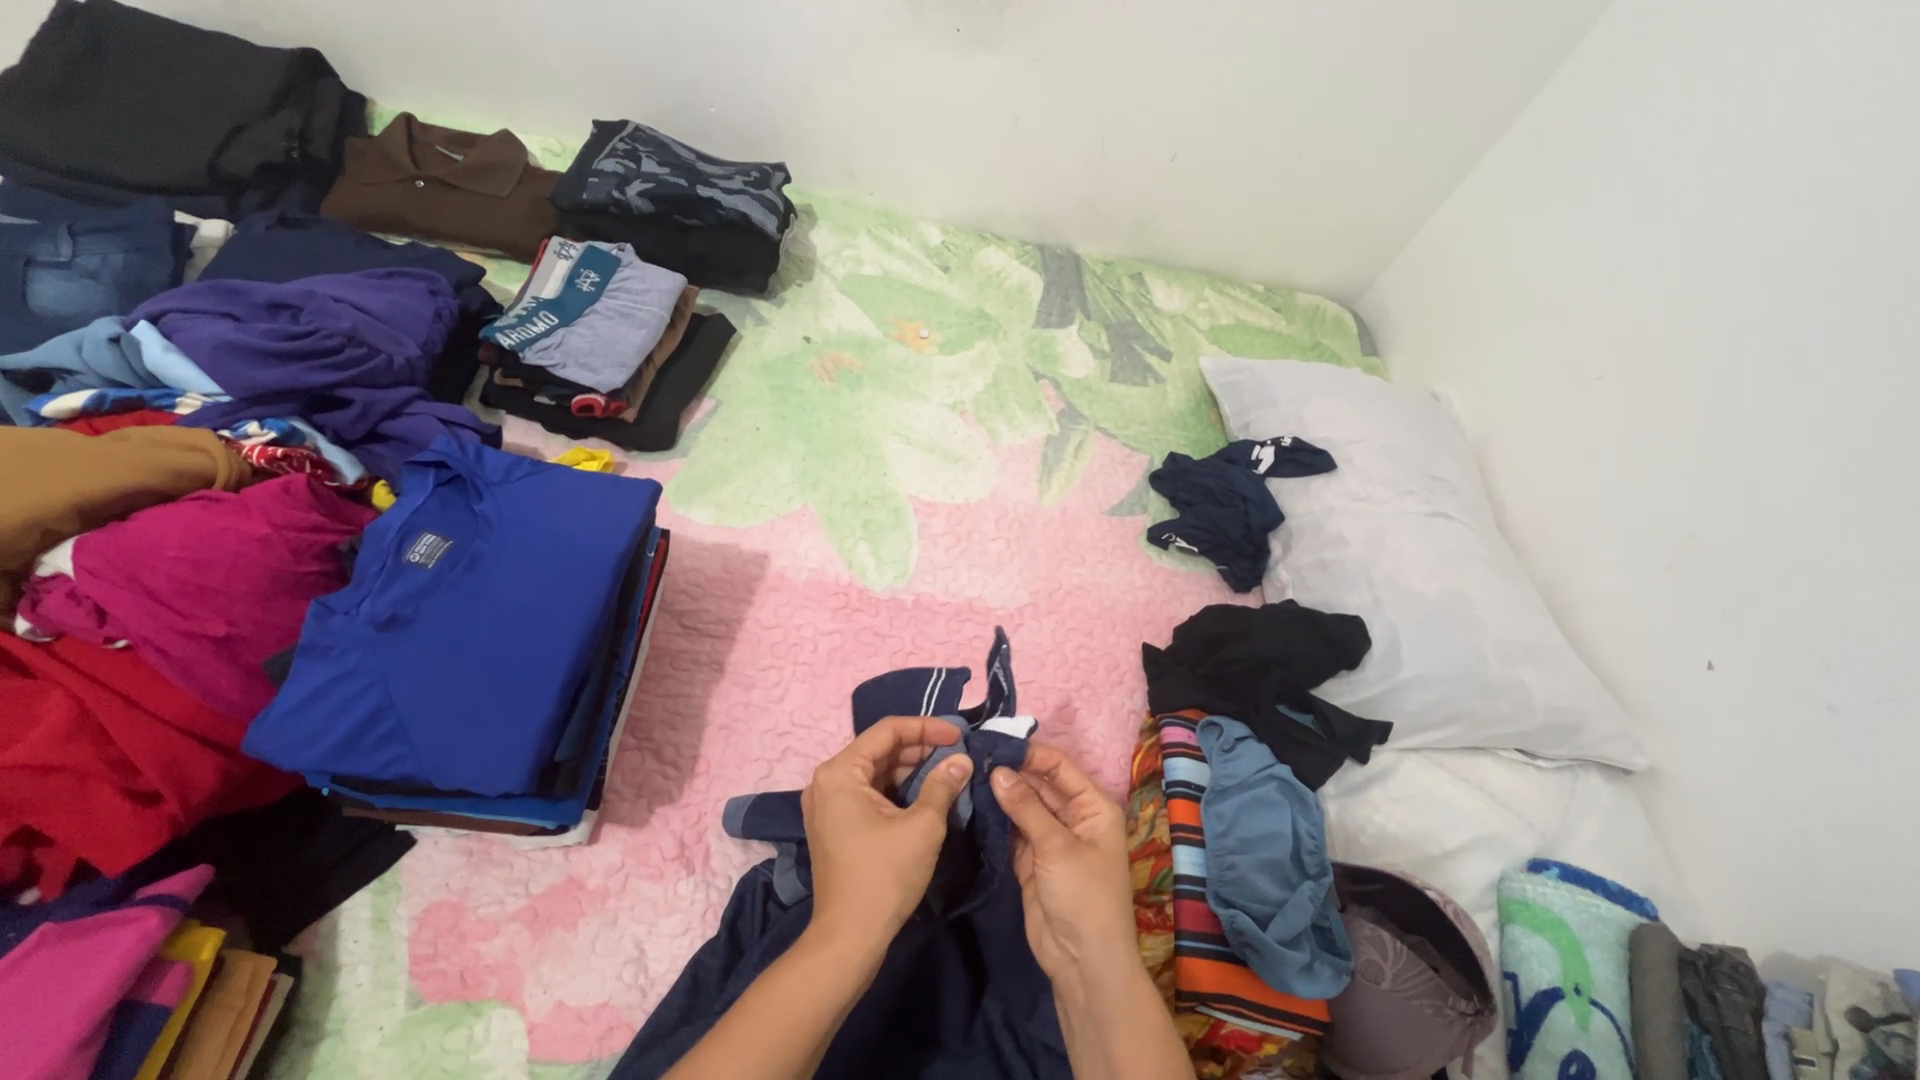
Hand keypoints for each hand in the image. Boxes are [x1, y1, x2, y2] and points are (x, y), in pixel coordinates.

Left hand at [802, 716, 973, 944]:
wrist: (850, 935)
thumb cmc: (885, 875)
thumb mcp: (923, 826)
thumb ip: (943, 785)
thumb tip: (962, 760)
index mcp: (840, 772)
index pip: (887, 730)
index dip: (926, 727)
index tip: (959, 735)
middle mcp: (826, 780)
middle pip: (879, 749)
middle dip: (920, 748)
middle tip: (957, 754)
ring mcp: (827, 803)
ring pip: (875, 771)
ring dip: (911, 768)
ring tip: (948, 771)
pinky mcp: (834, 823)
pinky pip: (868, 792)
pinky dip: (897, 788)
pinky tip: (926, 793)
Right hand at [990, 745, 1136, 982]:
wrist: (1082, 961)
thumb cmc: (1083, 896)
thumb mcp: (1057, 847)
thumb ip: (1026, 807)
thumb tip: (998, 770)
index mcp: (1093, 807)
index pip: (1060, 767)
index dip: (1030, 753)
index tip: (993, 742)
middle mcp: (1073, 817)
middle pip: (1040, 784)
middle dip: (1010, 772)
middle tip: (971, 757)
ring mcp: (1050, 839)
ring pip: (1023, 807)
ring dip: (1000, 794)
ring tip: (965, 774)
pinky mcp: (1031, 860)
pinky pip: (1012, 831)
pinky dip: (995, 819)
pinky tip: (971, 803)